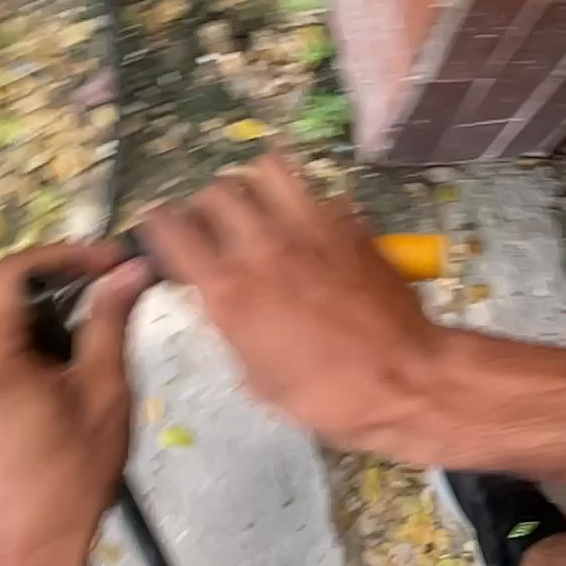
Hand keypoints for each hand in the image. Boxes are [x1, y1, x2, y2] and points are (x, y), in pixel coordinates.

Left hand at [0, 243, 153, 565]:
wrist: (27, 546)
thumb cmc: (70, 468)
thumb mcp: (103, 387)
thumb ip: (111, 319)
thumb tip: (132, 269)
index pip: (18, 270)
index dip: (73, 256)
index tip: (121, 262)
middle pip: (2, 290)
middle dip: (64, 285)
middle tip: (119, 293)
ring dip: (47, 312)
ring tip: (98, 330)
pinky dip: (27, 338)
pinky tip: (64, 361)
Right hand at [138, 152, 443, 448]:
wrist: (405, 378)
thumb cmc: (329, 396)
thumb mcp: (260, 378)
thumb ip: (233, 329)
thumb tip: (226, 304)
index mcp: (231, 288)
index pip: (171, 228)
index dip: (159, 226)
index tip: (165, 234)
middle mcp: (265, 245)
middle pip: (217, 190)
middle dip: (208, 206)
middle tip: (218, 228)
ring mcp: (313, 227)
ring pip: (268, 169)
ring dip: (257, 186)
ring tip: (264, 211)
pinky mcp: (352, 224)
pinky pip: (320, 193)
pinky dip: (308, 205)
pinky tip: (314, 230)